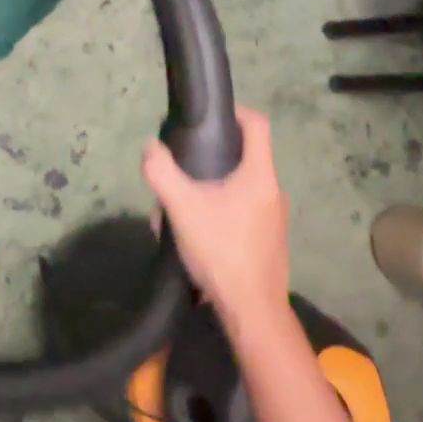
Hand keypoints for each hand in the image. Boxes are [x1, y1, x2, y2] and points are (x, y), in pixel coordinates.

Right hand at [142, 107, 289, 327]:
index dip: (233, 111)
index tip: (206, 116)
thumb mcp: (181, 206)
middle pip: (239, 157)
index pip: (257, 124)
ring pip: (233, 187)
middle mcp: (272, 191)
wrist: (252, 310)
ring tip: (173, 212)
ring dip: (202, 192)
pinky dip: (212, 212)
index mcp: (259, 175)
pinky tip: (189, 235)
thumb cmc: (221, 250)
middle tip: (175, 173)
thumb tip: (150, 147)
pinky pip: (237, 210)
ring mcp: (272, 217)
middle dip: (202, 162)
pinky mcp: (266, 238)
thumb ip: (161, 171)